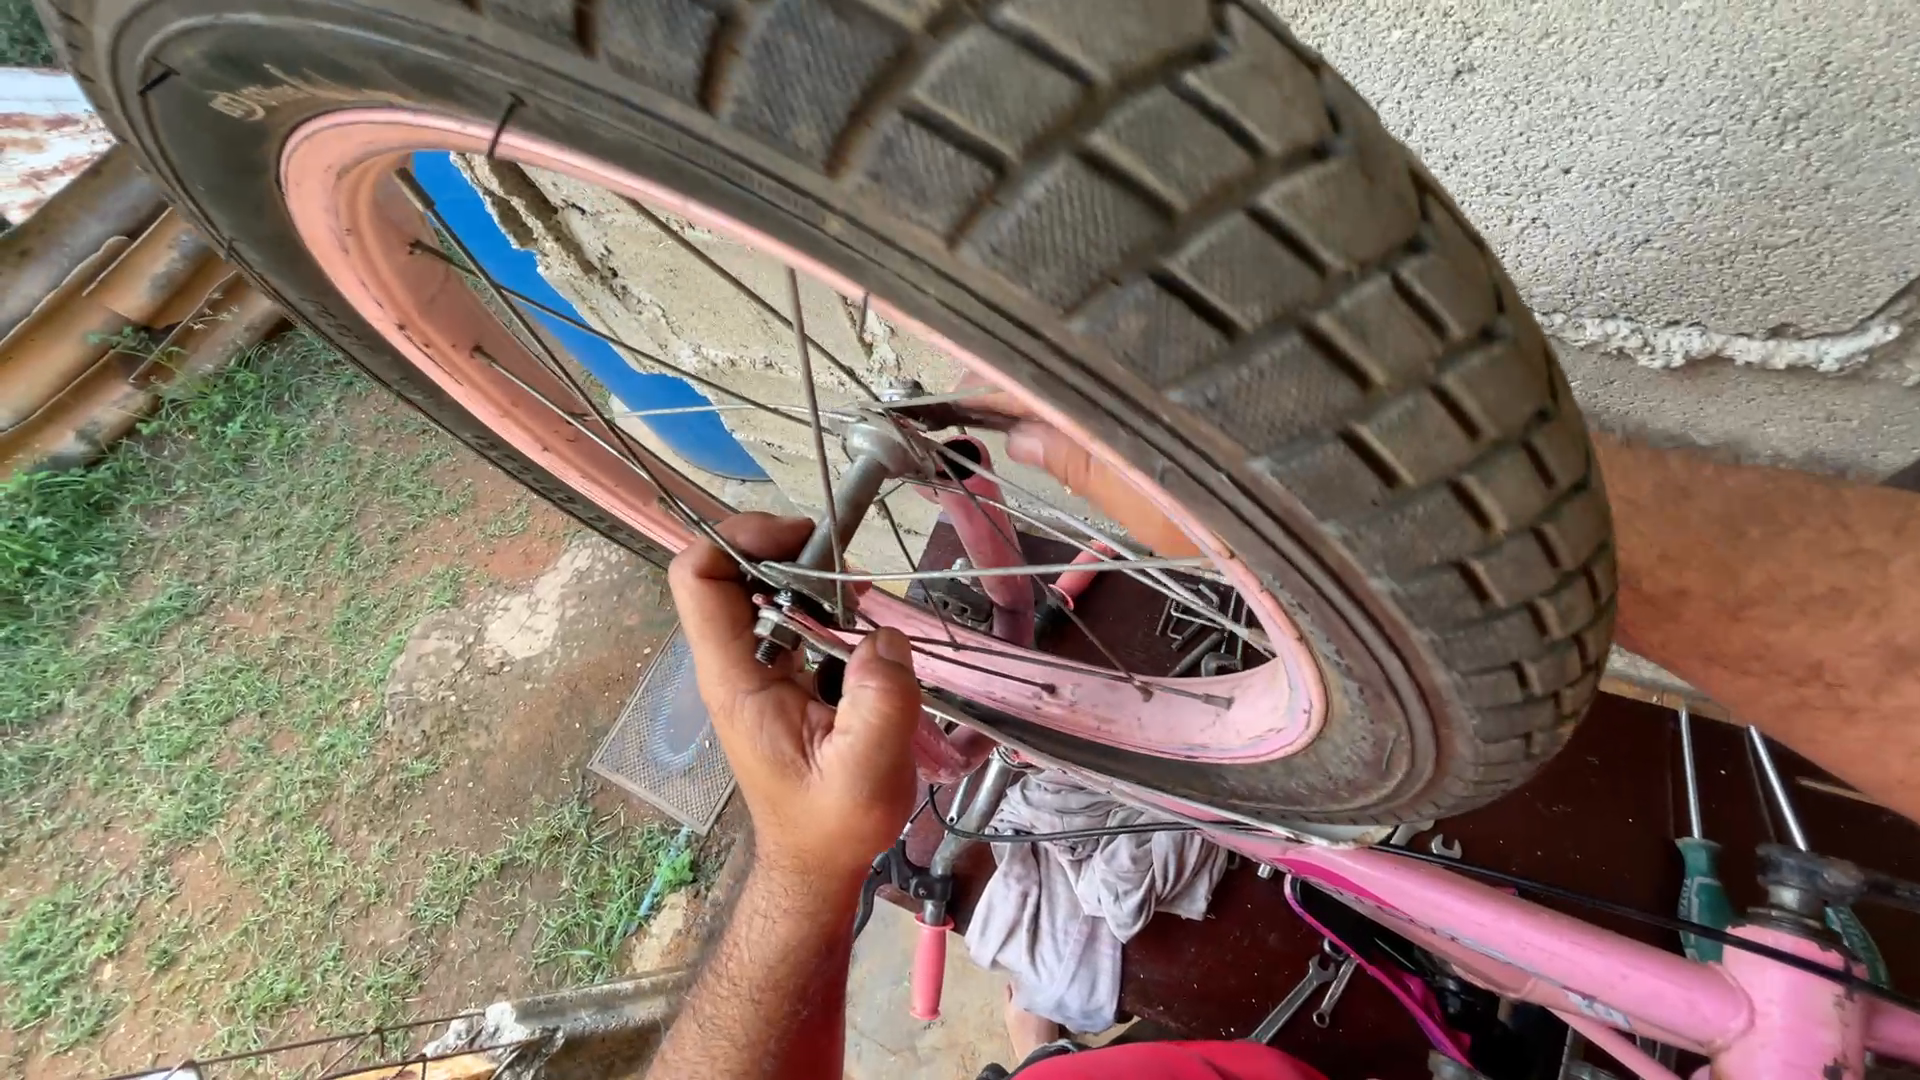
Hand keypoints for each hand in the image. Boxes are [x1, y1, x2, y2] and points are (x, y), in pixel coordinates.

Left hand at [668, 513, 923, 887]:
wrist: (819, 856)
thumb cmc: (832, 824)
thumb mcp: (865, 774)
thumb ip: (879, 705)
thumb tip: (883, 638)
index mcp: (736, 678)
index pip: (701, 579)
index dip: (742, 538)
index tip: (806, 539)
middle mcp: (737, 662)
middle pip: (732, 571)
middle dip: (789, 551)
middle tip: (850, 572)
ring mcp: (758, 666)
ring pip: (765, 590)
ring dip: (814, 578)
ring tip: (863, 597)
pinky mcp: (784, 672)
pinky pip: (794, 615)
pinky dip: (828, 603)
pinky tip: (862, 624)